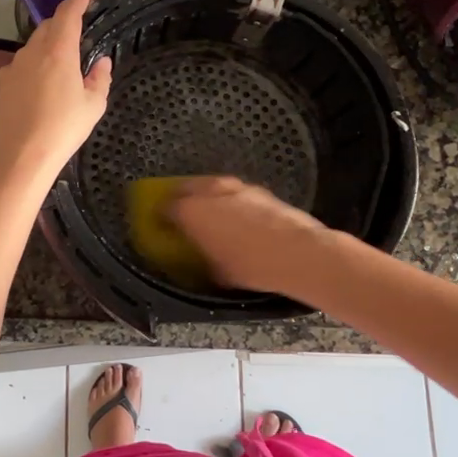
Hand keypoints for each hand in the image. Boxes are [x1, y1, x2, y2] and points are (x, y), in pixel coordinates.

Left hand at [0, 0, 111, 179]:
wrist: (23, 156)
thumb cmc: (64, 129)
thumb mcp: (93, 105)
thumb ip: (100, 78)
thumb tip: (102, 63)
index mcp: (58, 51)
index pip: (67, 12)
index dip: (78, 0)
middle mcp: (32, 51)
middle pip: (48, 26)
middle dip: (64, 24)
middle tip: (80, 36)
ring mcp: (13, 66)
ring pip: (33, 46)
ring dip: (48, 47)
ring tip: (61, 67)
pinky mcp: (1, 83)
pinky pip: (20, 65)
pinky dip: (33, 66)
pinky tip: (40, 87)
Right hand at [170, 177, 336, 294]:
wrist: (298, 254)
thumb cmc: (250, 265)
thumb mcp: (215, 270)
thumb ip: (199, 257)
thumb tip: (197, 256)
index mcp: (190, 211)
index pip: (164, 206)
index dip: (159, 216)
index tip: (160, 225)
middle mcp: (209, 191)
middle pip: (185, 187)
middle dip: (180, 197)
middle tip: (179, 212)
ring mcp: (236, 187)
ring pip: (211, 186)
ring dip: (205, 196)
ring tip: (208, 212)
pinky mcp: (259, 190)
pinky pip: (234, 193)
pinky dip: (229, 201)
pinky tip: (235, 216)